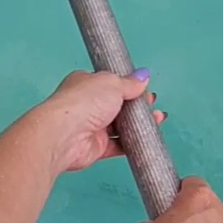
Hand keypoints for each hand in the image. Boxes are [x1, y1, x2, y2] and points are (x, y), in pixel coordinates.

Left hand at [17, 70, 165, 175]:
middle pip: (116, 105)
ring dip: (138, 124)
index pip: (109, 83)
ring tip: (157, 119)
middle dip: (136, 105)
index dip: (127, 85)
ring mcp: (90, 126)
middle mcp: (86, 105)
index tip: (145, 87)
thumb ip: (129, 82)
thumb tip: (143, 76)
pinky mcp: (96, 147)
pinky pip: (118, 145)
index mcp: (85, 84)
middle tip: (152, 104)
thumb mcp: (112, 83)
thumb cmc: (82, 102)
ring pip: (120, 126)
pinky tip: (147, 138)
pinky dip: (132, 143)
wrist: (65, 134)